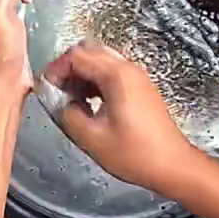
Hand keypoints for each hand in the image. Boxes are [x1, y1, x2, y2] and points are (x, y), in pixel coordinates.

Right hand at [43, 40, 208, 192]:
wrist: (172, 165)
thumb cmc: (136, 154)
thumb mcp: (91, 138)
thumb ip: (68, 114)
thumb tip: (58, 102)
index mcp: (117, 76)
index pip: (77, 55)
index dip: (56, 69)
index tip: (47, 87)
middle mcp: (129, 70)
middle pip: (90, 52)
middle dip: (69, 69)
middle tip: (57, 92)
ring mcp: (137, 78)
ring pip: (101, 62)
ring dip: (82, 75)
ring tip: (71, 100)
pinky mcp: (141, 89)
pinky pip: (112, 74)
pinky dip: (96, 82)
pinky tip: (89, 104)